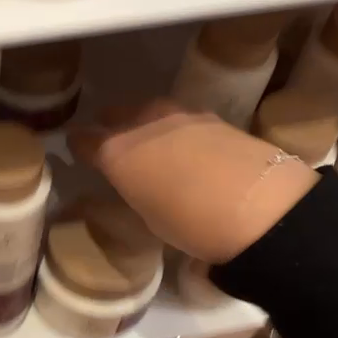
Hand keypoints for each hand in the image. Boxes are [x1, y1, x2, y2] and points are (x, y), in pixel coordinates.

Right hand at [70, 101, 318, 264]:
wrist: (260, 207)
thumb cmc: (190, 225)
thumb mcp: (147, 219)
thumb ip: (134, 192)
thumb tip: (135, 183)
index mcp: (117, 152)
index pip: (85, 140)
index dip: (79, 146)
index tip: (78, 151)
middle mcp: (143, 125)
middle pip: (118, 115)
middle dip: (111, 125)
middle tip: (113, 142)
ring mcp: (181, 116)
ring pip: (151, 111)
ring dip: (146, 123)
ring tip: (152, 142)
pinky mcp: (215, 117)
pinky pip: (183, 119)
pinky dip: (177, 130)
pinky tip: (187, 147)